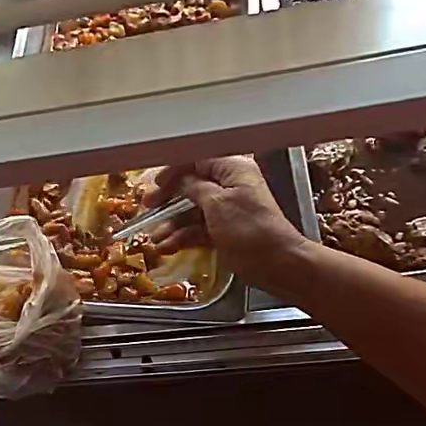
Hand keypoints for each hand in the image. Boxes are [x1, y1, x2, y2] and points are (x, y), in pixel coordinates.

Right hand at [148, 156, 310, 291]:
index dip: (173, 171)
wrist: (277, 264)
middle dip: (168, 200)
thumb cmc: (251, 230)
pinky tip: (167, 246)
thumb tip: (178, 180)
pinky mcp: (223, 232)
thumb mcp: (217, 204)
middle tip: (148, 208)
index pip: (197, 160)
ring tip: (156, 237)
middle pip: (191, 186)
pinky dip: (182, 237)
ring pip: (192, 211)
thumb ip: (193, 188)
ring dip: (172, 224)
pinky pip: (197, 229)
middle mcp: (229, 186)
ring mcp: (226, 211)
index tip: (155, 184)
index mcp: (233, 170)